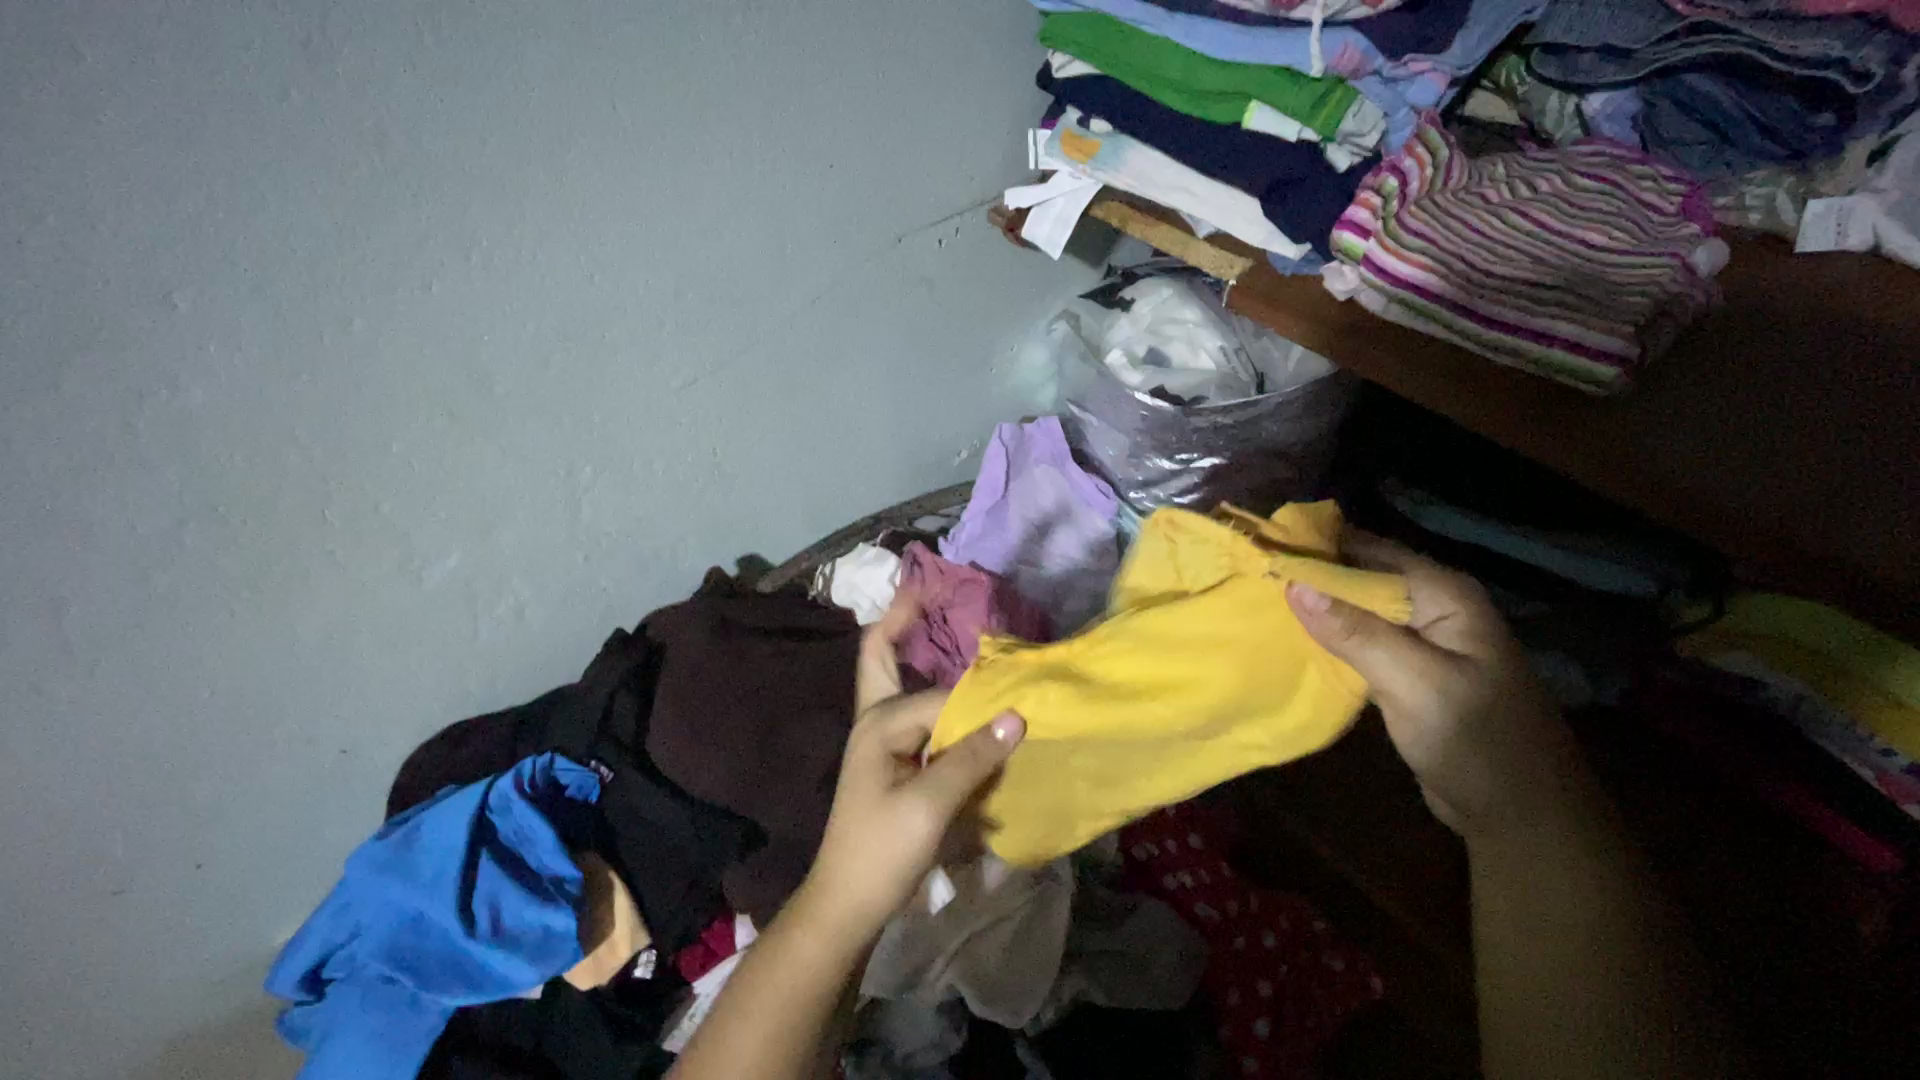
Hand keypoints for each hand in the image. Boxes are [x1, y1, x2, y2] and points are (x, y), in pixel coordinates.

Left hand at [795, 592, 1024, 942]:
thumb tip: (1017, 714)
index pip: (941, 697)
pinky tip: (958, 687)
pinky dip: (931, 687)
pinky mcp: (894, 760)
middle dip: (902, 617)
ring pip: (895, 676)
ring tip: (943, 617)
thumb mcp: (928, 806)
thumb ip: (971, 757)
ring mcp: (881, 739)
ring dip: (913, 645)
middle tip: (929, 585)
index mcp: (879, 723)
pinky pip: (914, 709)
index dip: (981, 698)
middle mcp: (875, 719)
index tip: (1023, 694)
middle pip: (881, 652)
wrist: (847, 903)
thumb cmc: (881, 851)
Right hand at [1286, 530, 1584, 839]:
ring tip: (1256, 600)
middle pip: (1360, 574)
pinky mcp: (1409, 669)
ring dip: (1315, 605)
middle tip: (1247, 574)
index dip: (1313, 546)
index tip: (1257, 547)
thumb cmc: (1475, 740)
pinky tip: (1291, 638)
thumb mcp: (1413, 683)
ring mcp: (1421, 639)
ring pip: (1356, 607)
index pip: (1366, 550)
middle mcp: (1432, 605)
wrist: (1522, 813)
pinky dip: (1328, 635)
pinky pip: (1361, 638)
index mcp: (1443, 594)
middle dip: (1309, 573)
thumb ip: (1355, 632)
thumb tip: (1293, 583)